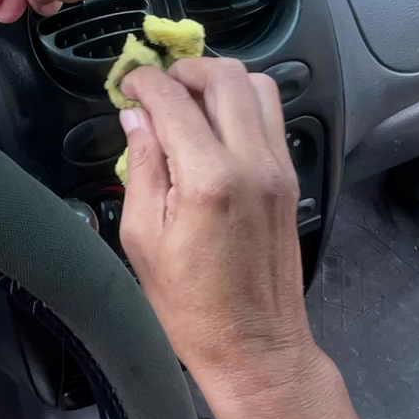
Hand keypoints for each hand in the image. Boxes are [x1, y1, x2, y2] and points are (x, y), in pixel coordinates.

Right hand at [116, 59, 319, 388]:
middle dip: (184, 70)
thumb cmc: (191, 304)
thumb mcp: (143, 237)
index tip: (129, 84)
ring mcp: (278, 167)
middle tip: (158, 90)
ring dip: (217, 81)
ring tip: (188, 103)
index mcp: (208, 178)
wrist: (256, 349)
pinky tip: (213, 127)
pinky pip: (270, 114)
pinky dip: (240, 103)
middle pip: (224, 75)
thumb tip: (135, 117)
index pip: (173, 98)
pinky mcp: (290, 177)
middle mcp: (251, 162)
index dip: (144, 80)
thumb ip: (141, 165)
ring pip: (257, 84)